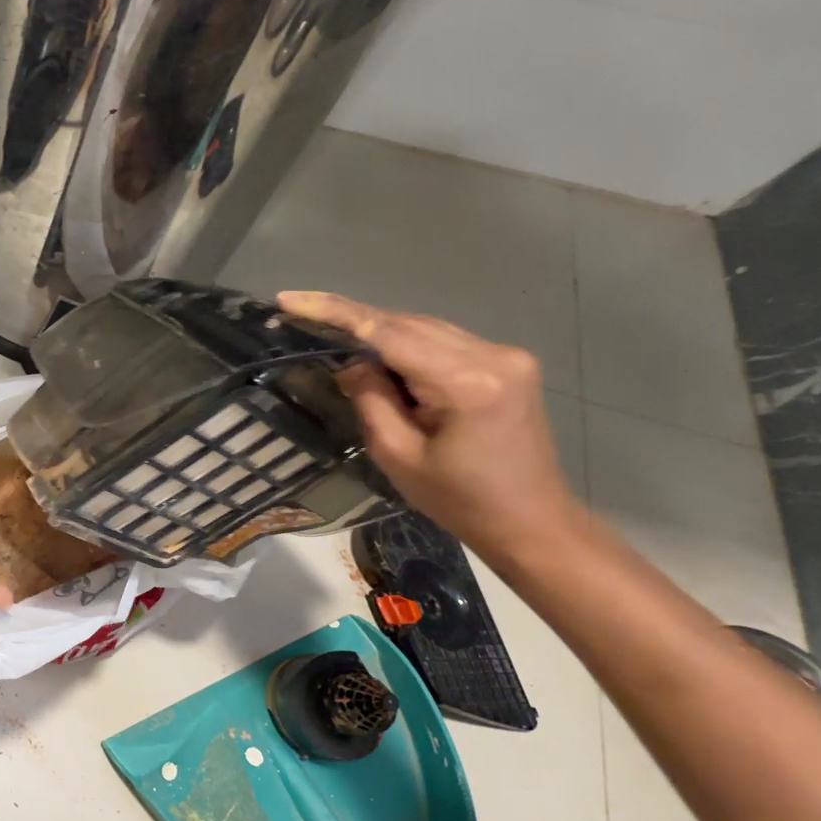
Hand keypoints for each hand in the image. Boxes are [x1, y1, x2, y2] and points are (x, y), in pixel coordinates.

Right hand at [277, 291, 580, 556]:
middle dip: (352, 320)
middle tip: (298, 314)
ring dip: (378, 333)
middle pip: (407, 324)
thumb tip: (351, 362)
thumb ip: (370, 399)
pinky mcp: (507, 364)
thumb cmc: (458, 499)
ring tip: (332, 338)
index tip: (290, 300)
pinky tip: (377, 357)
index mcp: (466, 382)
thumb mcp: (397, 454)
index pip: (388, 333)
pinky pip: (443, 341)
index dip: (335, 313)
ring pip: (424, 328)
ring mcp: (506, 356)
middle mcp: (493, 356)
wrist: (530, 520)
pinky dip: (405, 344)